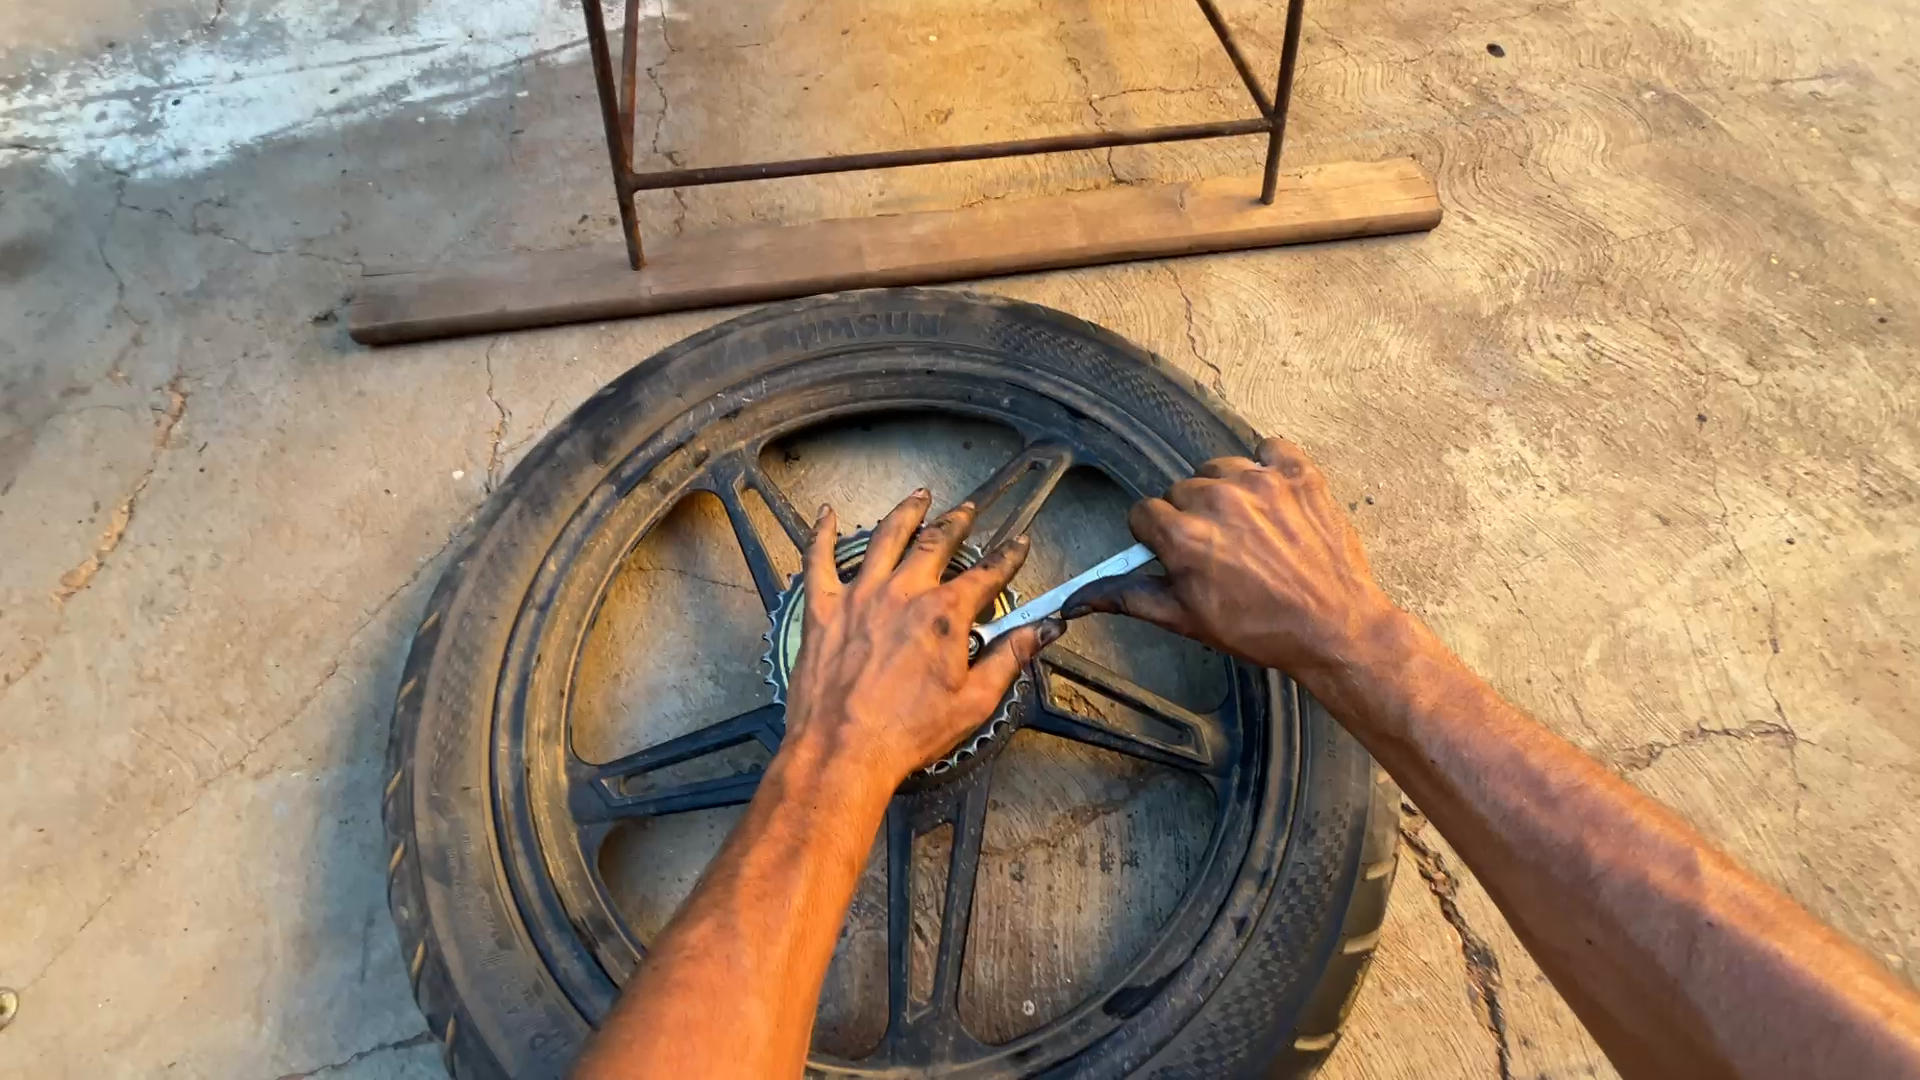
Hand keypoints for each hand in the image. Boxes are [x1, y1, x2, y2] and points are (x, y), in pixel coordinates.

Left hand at [782, 489, 1061, 792]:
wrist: (843, 750)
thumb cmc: (907, 732)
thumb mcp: (974, 701)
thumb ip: (1010, 657)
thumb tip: (1042, 630)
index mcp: (943, 614)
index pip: (986, 574)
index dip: (1008, 557)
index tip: (1019, 544)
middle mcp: (903, 592)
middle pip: (937, 543)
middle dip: (958, 522)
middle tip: (967, 510)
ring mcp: (860, 595)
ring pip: (886, 538)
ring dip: (906, 513)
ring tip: (919, 496)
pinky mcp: (823, 608)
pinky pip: (819, 559)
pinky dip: (821, 533)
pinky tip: (826, 514)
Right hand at [1063, 437, 1400, 692]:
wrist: (1333, 629)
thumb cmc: (1258, 628)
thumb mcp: (1185, 619)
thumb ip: (1129, 596)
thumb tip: (1080, 599)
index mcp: (1182, 535)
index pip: (1144, 512)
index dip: (1156, 536)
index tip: (1175, 551)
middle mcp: (1216, 499)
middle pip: (1181, 490)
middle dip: (1191, 516)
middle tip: (1219, 549)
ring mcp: (1260, 482)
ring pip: (1219, 468)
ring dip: (1225, 492)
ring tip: (1248, 526)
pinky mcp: (1298, 474)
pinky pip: (1268, 449)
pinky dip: (1267, 467)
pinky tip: (1274, 499)